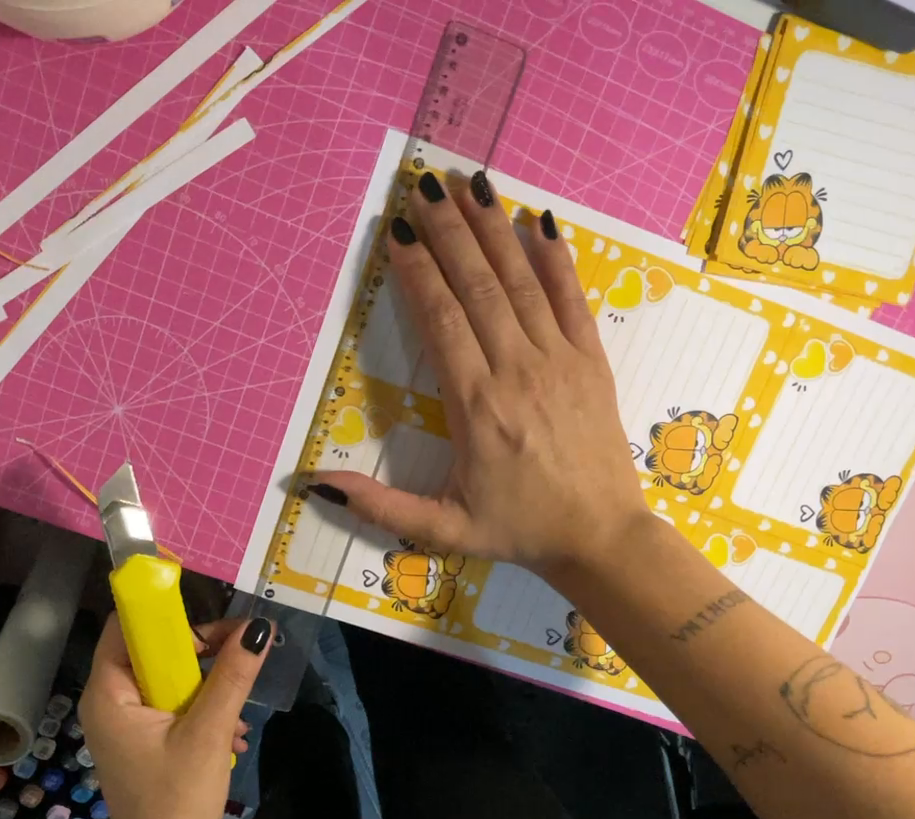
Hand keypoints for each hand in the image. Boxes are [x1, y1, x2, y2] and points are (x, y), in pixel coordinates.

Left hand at [78, 615, 271, 818]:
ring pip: (168, 682)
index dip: (163, 615)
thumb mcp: (210, 731)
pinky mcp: (144, 745)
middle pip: (151, 653)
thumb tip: (258, 628)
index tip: (208, 613)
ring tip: (239, 707)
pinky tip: (232, 734)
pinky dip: (202, 712)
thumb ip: (233, 676)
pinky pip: (173, 708)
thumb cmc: (178, 798)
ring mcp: (126, 727)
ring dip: (207, 687)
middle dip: (198, 654)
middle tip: (237, 654)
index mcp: (108, 694)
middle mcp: (109, 704)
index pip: (125, 628)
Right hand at [309, 170, 649, 575]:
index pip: (440, 321)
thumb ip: (378, 506)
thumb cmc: (518, 531)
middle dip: (447, 231)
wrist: (601, 538)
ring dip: (492, 229)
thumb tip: (313, 483)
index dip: (417, 272)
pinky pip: (572, 298)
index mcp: (475, 408)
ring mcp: (560, 361)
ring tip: (469, 184)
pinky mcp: (591, 361)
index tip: (397, 233)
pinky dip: (555, 258)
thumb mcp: (442, 529)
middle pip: (476, 286)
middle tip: (422, 184)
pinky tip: (539, 221)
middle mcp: (517, 371)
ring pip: (520, 282)